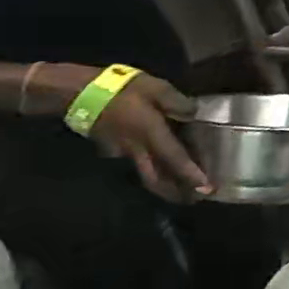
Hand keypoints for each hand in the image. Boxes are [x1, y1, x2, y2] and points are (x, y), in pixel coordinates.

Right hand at [27, 63, 210, 201]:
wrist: (83, 94)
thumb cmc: (123, 90)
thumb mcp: (157, 88)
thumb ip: (178, 102)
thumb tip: (194, 114)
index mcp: (152, 135)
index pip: (175, 160)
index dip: (191, 175)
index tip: (206, 189)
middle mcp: (138, 150)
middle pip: (157, 181)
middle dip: (176, 193)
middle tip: (194, 200)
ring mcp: (124, 153)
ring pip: (147, 176)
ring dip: (164, 186)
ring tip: (180, 191)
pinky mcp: (114, 150)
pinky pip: (137, 165)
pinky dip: (152, 170)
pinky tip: (160, 166)